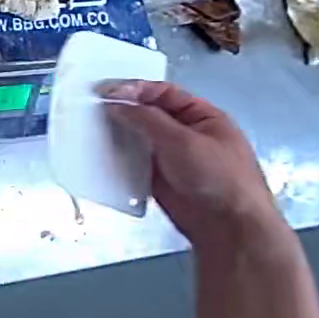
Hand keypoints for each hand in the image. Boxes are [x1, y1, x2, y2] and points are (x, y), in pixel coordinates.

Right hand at [99, 79, 288, 253]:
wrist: (228, 228)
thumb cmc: (216, 176)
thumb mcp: (182, 140)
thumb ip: (147, 118)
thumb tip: (116, 103)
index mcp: (201, 116)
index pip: (164, 93)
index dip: (136, 89)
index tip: (106, 91)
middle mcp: (185, 133)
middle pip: (148, 114)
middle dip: (123, 110)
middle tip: (92, 108)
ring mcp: (170, 156)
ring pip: (138, 138)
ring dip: (118, 133)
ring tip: (90, 129)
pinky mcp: (157, 177)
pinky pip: (133, 161)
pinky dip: (118, 157)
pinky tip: (99, 153)